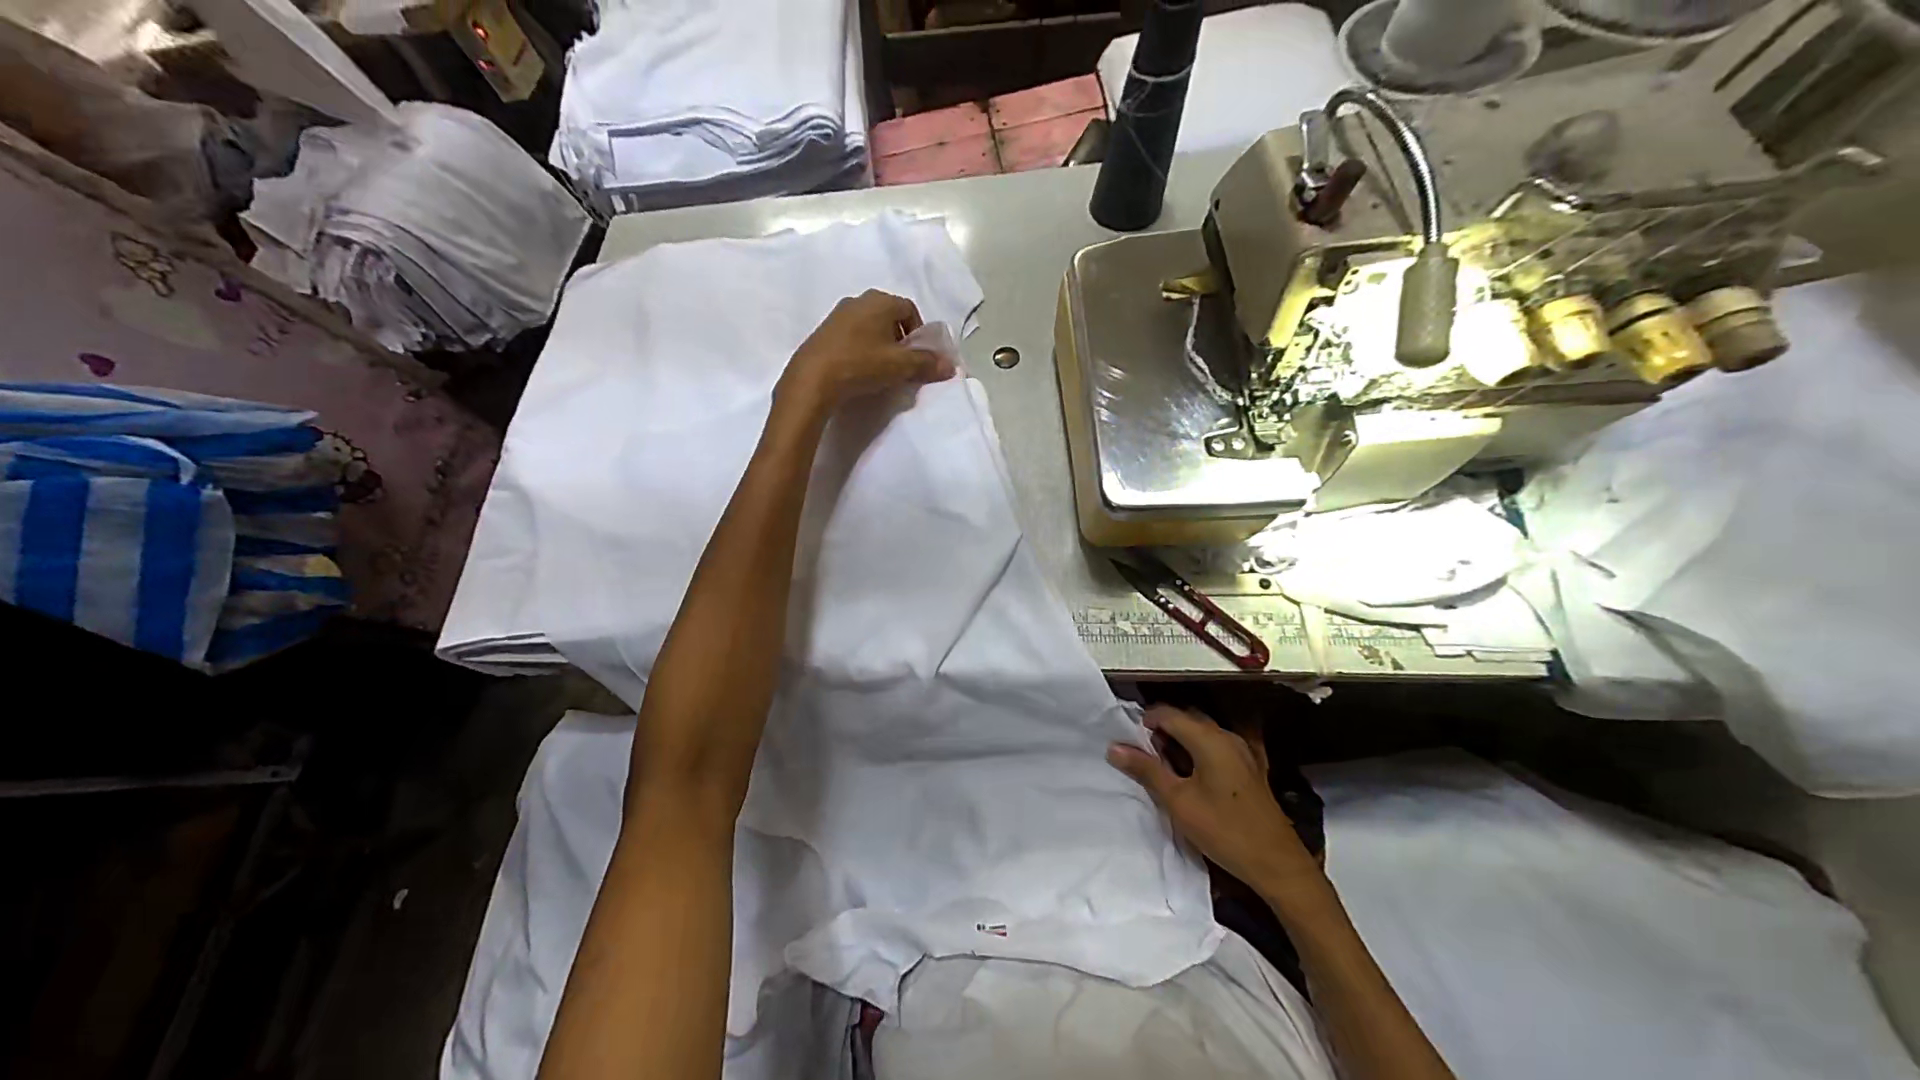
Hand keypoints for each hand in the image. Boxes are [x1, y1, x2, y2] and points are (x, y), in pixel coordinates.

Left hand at [778, 290, 954, 410]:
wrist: (812, 379)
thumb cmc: (861, 365)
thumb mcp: (900, 367)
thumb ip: (927, 364)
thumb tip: (951, 365)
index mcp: (880, 301)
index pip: (910, 309)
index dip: (919, 333)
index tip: (918, 356)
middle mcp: (858, 300)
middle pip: (889, 316)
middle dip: (899, 338)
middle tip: (901, 363)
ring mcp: (837, 314)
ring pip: (869, 325)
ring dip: (879, 343)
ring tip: (880, 368)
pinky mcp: (823, 331)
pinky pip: (851, 335)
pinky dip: (860, 348)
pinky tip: (858, 369)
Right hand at [1108, 705, 1323, 896]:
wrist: (1276, 864)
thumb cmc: (1224, 829)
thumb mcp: (1178, 801)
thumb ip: (1146, 770)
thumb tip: (1114, 747)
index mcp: (1209, 738)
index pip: (1168, 713)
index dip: (1144, 721)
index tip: (1128, 741)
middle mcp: (1227, 736)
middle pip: (1186, 718)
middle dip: (1161, 730)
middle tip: (1142, 755)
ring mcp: (1241, 751)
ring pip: (1201, 732)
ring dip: (1178, 741)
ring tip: (1161, 767)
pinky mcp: (1248, 767)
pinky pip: (1214, 746)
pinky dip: (1196, 751)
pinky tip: (1188, 775)